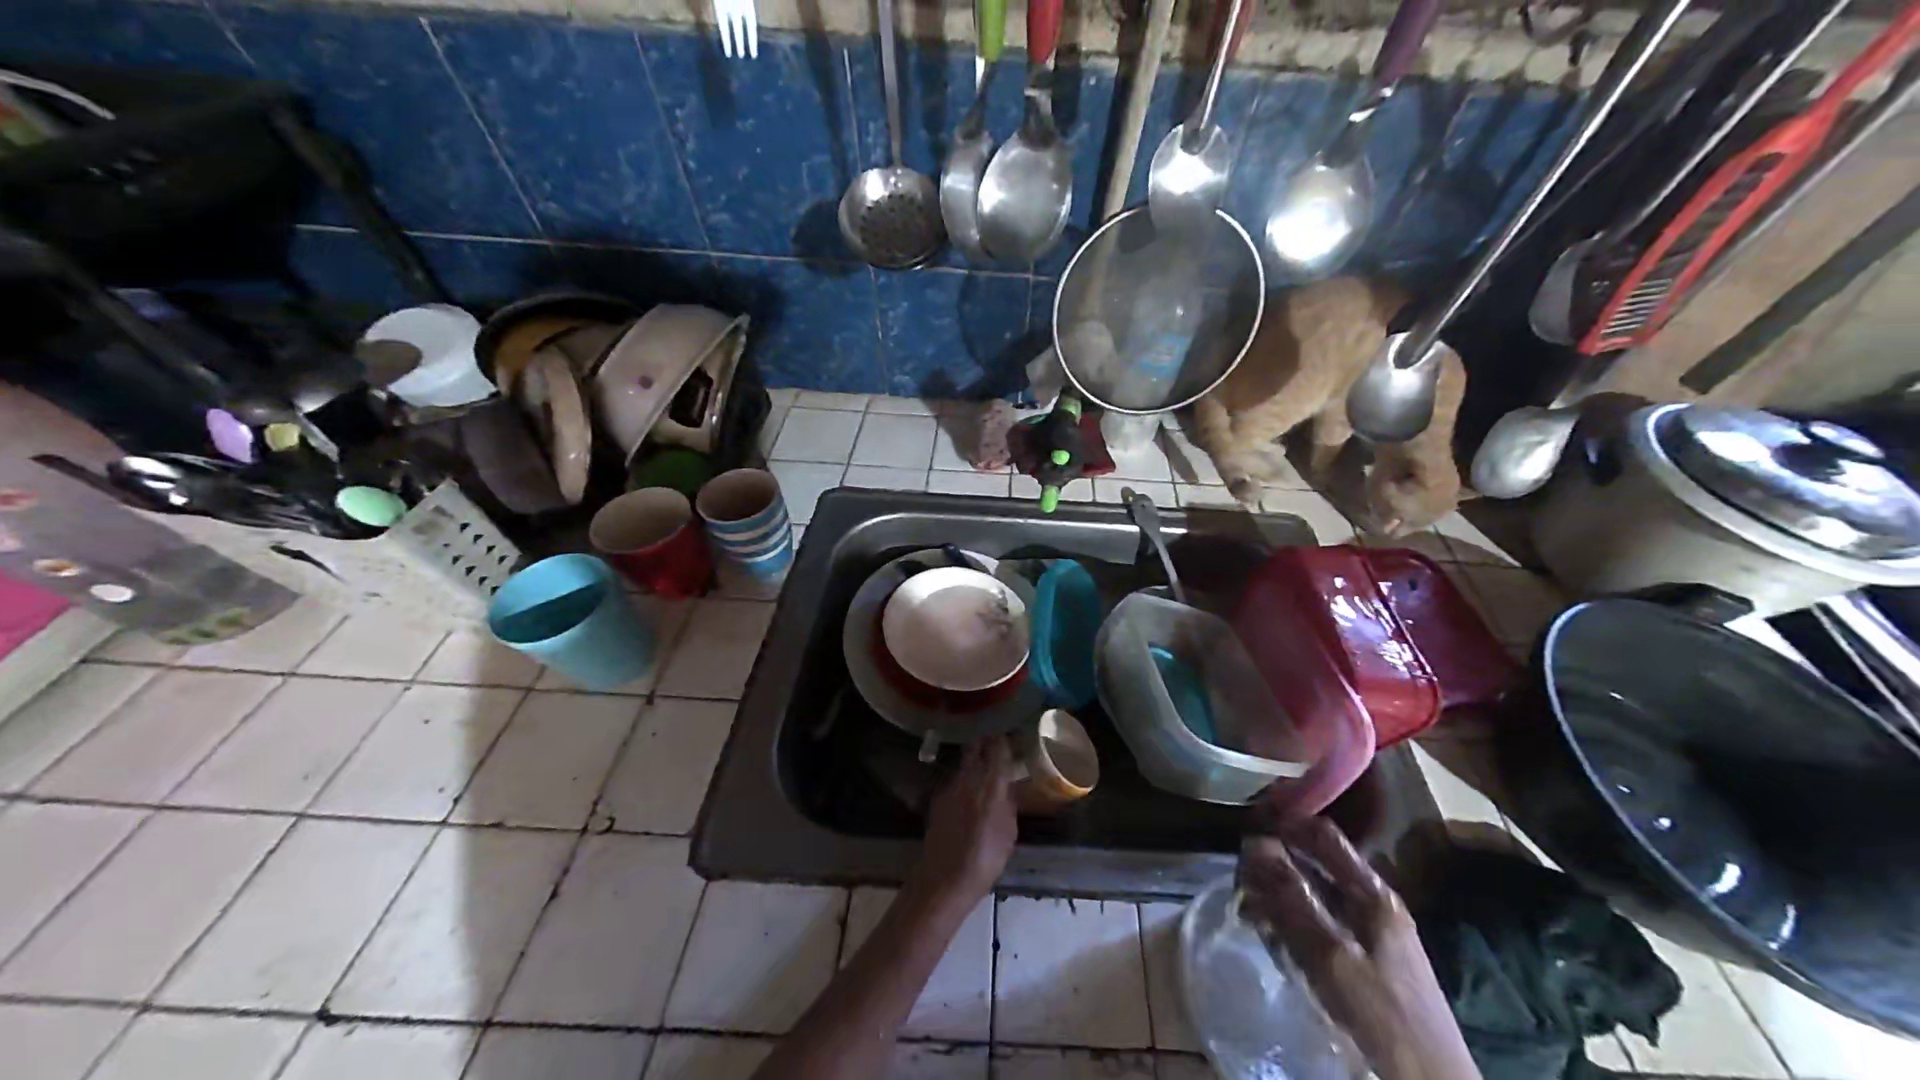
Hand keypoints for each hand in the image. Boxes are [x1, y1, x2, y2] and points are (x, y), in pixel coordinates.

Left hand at [913, 737, 1018, 904]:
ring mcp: (950, 787)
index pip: (997, 749)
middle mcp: (969, 779)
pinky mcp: (937, 799)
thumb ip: (1008, 804)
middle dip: (984, 742)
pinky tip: (968, 795)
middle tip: (994, 742)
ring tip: (984, 770)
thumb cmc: (986, 859)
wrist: (945, 878)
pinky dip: (963, 781)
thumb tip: (1008, 788)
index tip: (1009, 735)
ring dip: (973, 762)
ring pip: (963, 765)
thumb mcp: (1009, 833)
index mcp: (992, 785)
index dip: (1003, 739)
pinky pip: (954, 782)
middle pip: (975, 748)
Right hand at [1239, 817, 1481, 1079]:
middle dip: (1273, 861)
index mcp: (1373, 894)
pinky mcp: (1361, 957)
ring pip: (1312, 893)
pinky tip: (1266, 930)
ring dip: (1276, 892)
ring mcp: (1368, 931)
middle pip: (1314, 863)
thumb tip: (1254, 845)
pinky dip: (1288, 919)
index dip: (1285, 822)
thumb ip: (1292, 899)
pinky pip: (1316, 921)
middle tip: (1238, 872)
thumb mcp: (1331, 955)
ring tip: (1245, 903)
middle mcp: (1371, 902)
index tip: (1246, 823)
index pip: (1323, 836)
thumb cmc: (1382, 1015)